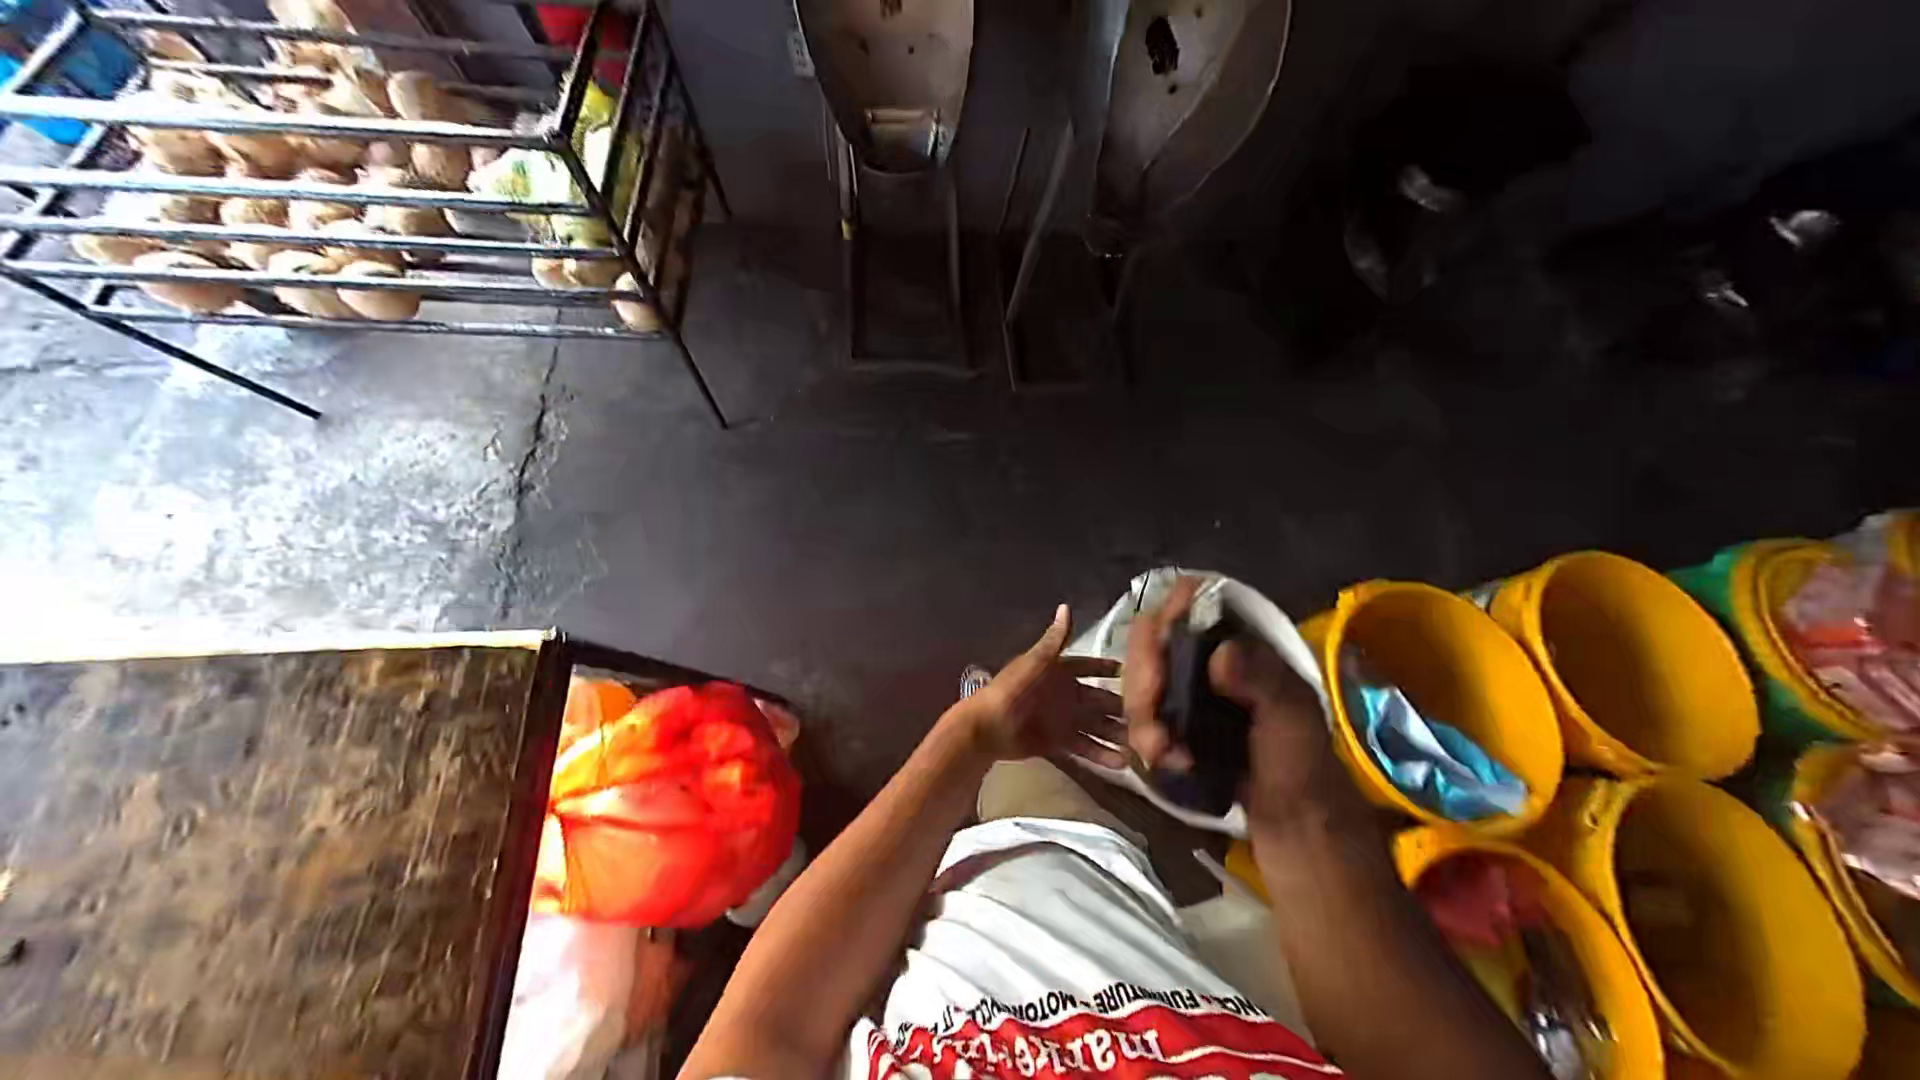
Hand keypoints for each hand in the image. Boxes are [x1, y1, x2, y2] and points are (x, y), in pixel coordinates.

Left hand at [946, 603, 1128, 765]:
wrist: (988, 726)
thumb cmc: (1012, 689)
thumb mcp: (1035, 661)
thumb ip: (1054, 640)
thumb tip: (1065, 606)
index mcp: (1058, 672)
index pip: (1088, 666)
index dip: (1107, 668)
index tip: (1131, 671)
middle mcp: (1064, 695)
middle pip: (1099, 700)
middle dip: (1121, 708)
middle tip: (1149, 716)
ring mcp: (1062, 720)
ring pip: (1096, 727)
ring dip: (1116, 735)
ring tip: (1140, 746)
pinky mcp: (1058, 743)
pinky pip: (1084, 748)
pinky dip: (1101, 755)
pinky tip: (1121, 764)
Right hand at [1123, 577, 1359, 834]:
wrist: (1294, 822)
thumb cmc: (1302, 764)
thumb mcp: (1293, 719)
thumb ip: (1262, 682)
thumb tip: (1222, 654)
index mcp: (1240, 642)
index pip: (1191, 602)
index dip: (1167, 616)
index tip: (1158, 650)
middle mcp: (1206, 656)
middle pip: (1150, 641)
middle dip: (1143, 681)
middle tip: (1151, 720)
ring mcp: (1185, 688)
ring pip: (1137, 678)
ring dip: (1139, 715)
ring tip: (1158, 752)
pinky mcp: (1171, 719)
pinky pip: (1138, 712)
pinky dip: (1142, 734)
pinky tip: (1160, 759)